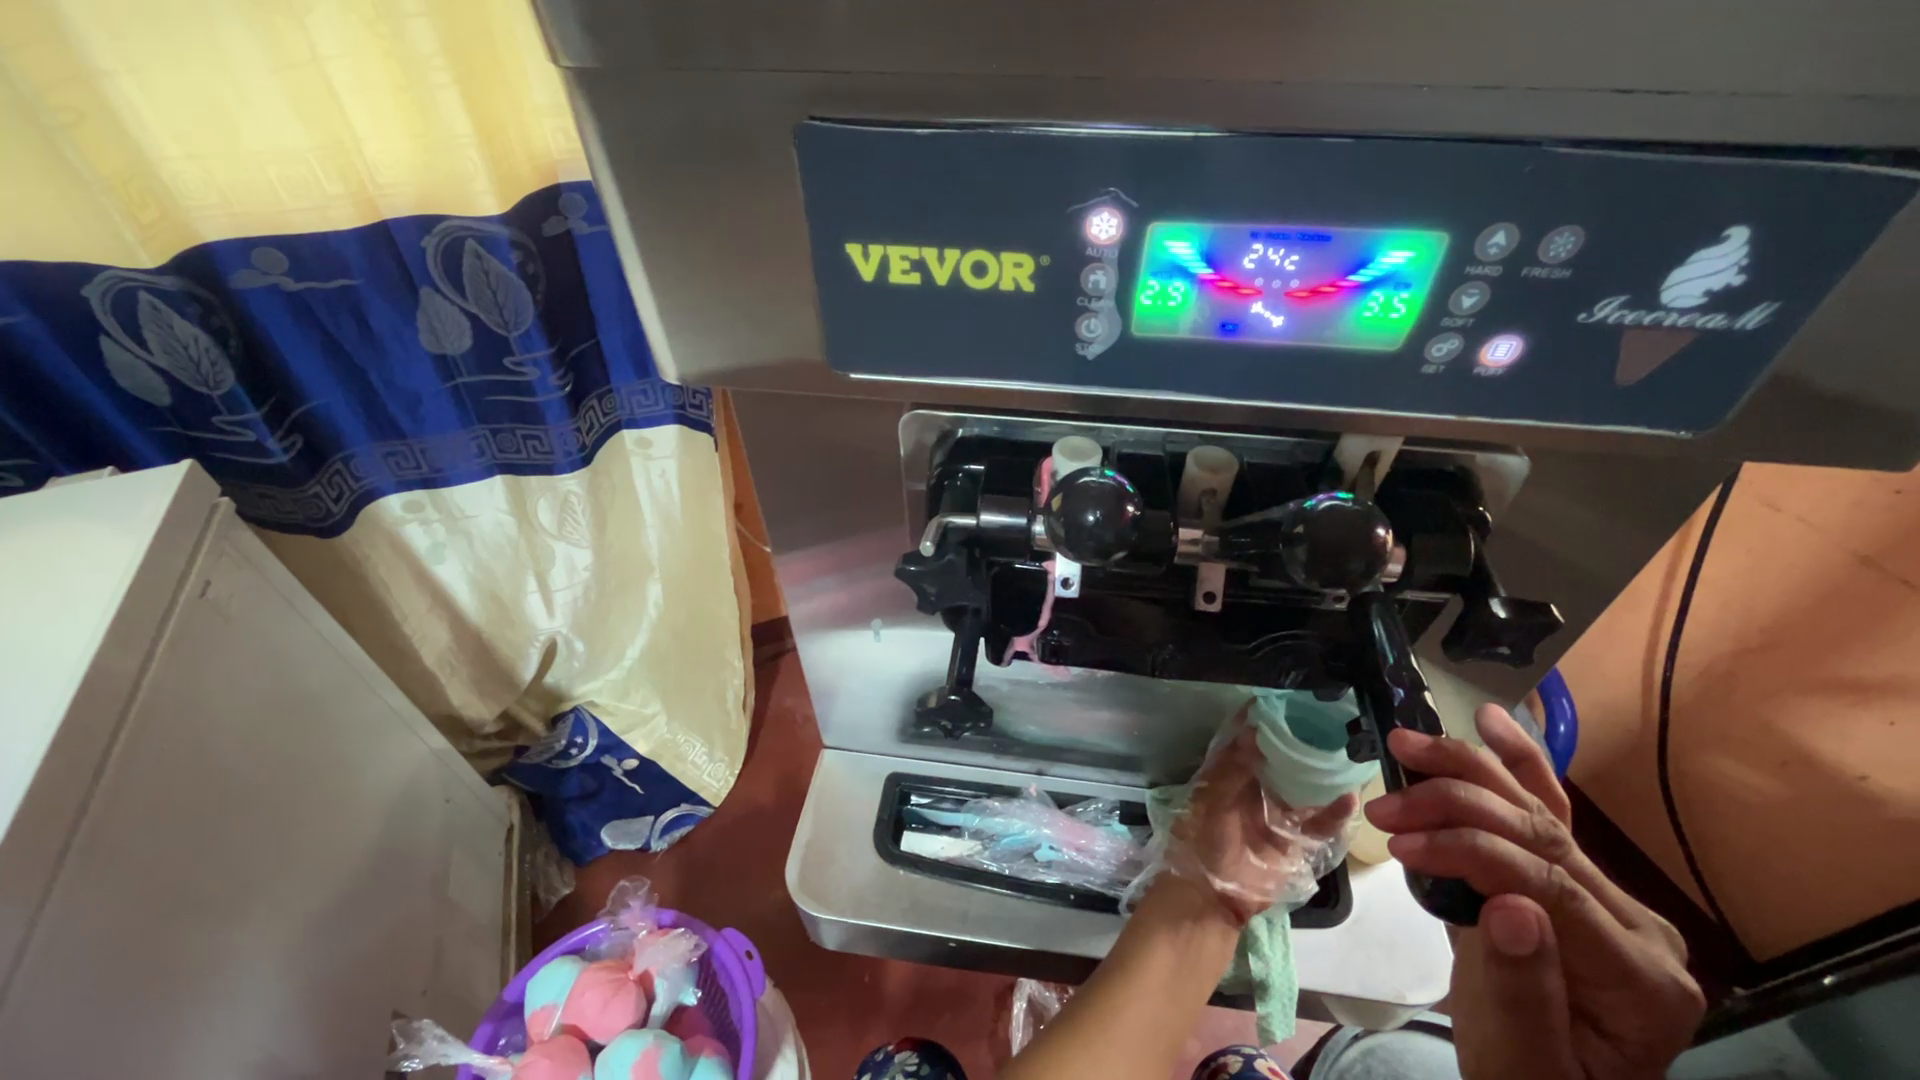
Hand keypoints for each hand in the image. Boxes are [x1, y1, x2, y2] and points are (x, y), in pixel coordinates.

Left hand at [1166, 703, 1358, 924]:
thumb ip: (1233, 767)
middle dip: (1300, 743)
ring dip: (1322, 775)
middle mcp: (1253, 791)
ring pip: (1304, 789)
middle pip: (1281, 761)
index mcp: (1227, 776)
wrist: (1209, 897)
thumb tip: (1253, 731)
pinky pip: (1318, 825)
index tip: (1284, 698)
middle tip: (1327, 719)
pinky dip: (1334, 813)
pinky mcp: (1293, 843)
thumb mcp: (1212, 799)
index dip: (1262, 720)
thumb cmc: (1202, 843)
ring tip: (1347, 751)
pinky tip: (1350, 799)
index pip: (1246, 740)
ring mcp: (1275, 817)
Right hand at [1364, 704, 1704, 1079]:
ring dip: (1471, 772)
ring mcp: (1612, 904)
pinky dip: (1519, 769)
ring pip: (1543, 814)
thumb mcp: (1522, 1063)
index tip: (1398, 843)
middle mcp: (1638, 926)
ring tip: (1409, 743)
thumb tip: (1510, 906)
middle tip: (1386, 803)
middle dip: (1458, 804)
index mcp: (1639, 976)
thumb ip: (1526, 990)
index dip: (1469, 851)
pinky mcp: (1577, 891)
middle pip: (1545, 837)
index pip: (1550, 884)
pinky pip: (1552, 819)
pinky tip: (1494, 724)